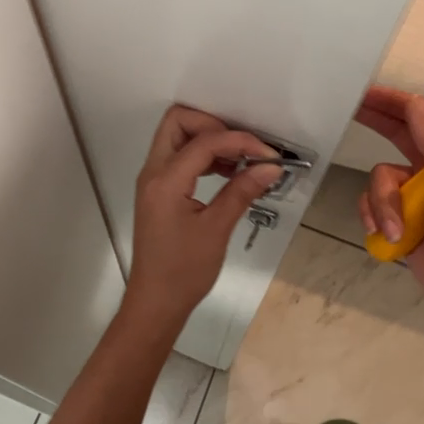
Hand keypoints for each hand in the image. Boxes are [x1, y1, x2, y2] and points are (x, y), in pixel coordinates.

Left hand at [127, 106, 284, 324]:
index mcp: (165, 181)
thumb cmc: (184, 271)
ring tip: (239, 161)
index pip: (204, 141)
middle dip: (213, 124)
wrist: (155, 302)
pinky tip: (226, 173)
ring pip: (176, 136)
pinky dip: (202, 154)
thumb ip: (241, 192)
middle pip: (178, 121)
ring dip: (208, 138)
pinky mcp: (158, 191)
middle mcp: (153, 172)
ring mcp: (153, 180)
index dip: (239, 141)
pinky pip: (177, 156)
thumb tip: (270, 167)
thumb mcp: (216, 230)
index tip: (267, 155)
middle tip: (243, 146)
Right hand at [354, 87, 423, 313]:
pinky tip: (387, 237)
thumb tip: (416, 103)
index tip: (368, 91)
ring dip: (381, 203)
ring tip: (394, 230)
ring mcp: (416, 196)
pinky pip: (372, 205)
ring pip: (379, 178)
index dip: (400, 101)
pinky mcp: (399, 219)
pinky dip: (375, 219)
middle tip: (350, 109)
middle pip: (399, 135)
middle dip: (376, 123)